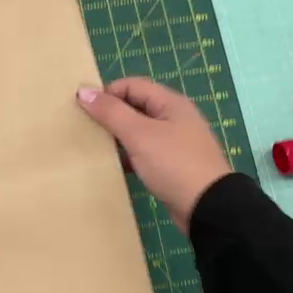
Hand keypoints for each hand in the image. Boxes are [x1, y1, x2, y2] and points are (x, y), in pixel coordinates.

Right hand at [78, 77, 230, 232]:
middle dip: (110, 114)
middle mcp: (174, 117)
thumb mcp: (139, 135)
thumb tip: (84, 90)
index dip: (107, 92)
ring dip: (118, 136)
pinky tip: (114, 166)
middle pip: (135, 106)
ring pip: (139, 130)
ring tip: (95, 146)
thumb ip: (111, 112)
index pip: (132, 85)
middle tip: (85, 127)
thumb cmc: (174, 164)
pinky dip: (129, 155)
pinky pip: (145, 152)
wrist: (208, 207)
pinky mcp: (172, 164)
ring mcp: (175, 142)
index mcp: (170, 103)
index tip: (84, 109)